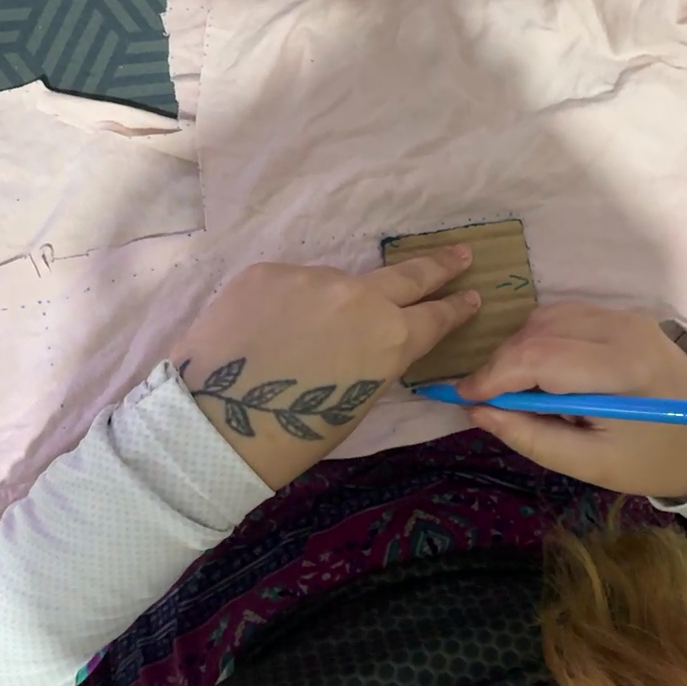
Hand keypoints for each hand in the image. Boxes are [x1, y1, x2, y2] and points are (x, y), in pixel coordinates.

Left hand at [171, 248, 480, 489]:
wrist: (214, 424)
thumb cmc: (294, 434)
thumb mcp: (358, 402)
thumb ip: (377, 358)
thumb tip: (373, 335)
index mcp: (390, 339)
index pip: (436, 316)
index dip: (457, 307)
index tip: (472, 294)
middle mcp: (359, 296)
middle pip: (408, 274)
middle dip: (439, 265)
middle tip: (461, 252)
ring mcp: (312, 277)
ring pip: (335, 285)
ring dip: (331, 305)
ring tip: (299, 342)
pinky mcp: (269, 270)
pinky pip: (290, 285)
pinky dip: (286, 304)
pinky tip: (266, 334)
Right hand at [456, 303, 686, 500]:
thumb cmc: (653, 458)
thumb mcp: (591, 464)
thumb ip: (530, 435)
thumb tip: (477, 410)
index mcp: (622, 370)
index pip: (540, 356)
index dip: (494, 374)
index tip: (462, 397)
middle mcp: (623, 329)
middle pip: (537, 331)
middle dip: (501, 363)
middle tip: (485, 399)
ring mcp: (624, 315)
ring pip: (545, 317)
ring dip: (517, 348)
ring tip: (513, 387)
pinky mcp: (621, 314)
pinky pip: (562, 315)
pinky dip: (538, 338)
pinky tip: (540, 369)